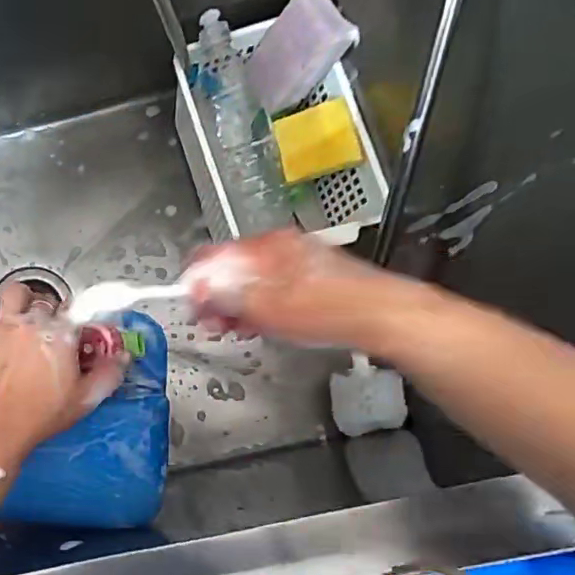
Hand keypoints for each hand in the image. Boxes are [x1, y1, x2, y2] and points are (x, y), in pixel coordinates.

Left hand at [0, 281, 127, 458]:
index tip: (81, 336)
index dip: (81, 322)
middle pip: (47, 302)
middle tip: (55, 332)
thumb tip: (123, 356)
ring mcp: (5, 326)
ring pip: (15, 292)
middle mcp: (32, 321)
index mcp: (61, 333)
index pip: (78, 310)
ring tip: (28, 309)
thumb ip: (109, 374)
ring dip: (25, 297)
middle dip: (54, 313)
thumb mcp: (85, 399)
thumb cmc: (43, 413)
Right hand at [183, 229, 432, 351]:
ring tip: (234, 328)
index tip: (191, 305)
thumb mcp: (266, 308)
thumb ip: (225, 296)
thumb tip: (197, 288)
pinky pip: (269, 290)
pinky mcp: (308, 279)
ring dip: (235, 305)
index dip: (197, 281)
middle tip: (210, 323)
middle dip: (215, 297)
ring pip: (249, 281)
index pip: (213, 255)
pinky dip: (258, 307)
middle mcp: (279, 248)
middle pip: (230, 269)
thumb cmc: (329, 310)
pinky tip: (259, 325)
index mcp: (266, 246)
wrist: (382, 318)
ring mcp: (295, 263)